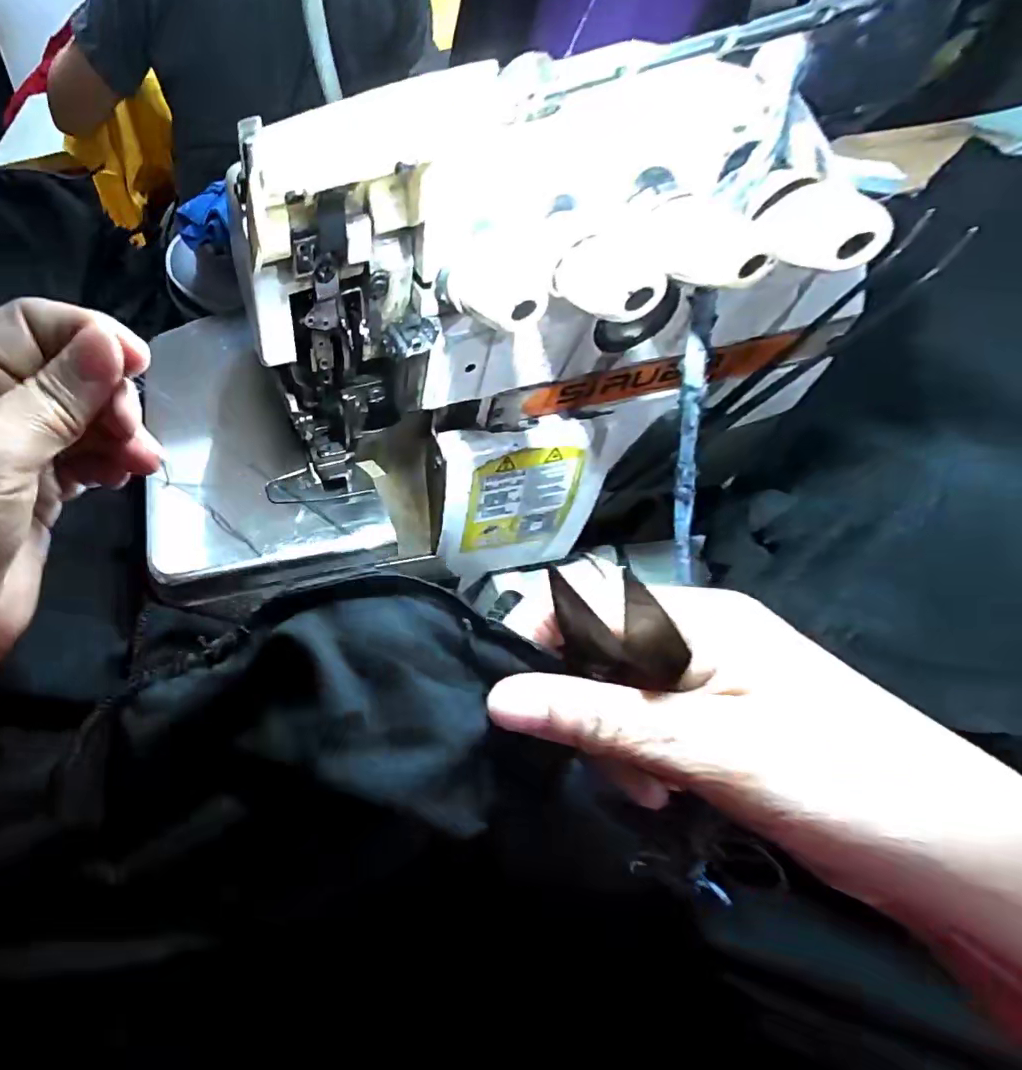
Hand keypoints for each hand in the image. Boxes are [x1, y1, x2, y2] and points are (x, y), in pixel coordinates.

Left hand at [0, 299, 160, 709]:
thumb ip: (57, 393)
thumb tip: (108, 340)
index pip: (27, 325)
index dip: (84, 333)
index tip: (136, 361)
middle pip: (59, 371)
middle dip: (103, 389)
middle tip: (130, 427)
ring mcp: (8, 456)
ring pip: (76, 418)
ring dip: (114, 429)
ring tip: (141, 458)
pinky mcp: (33, 498)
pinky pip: (79, 462)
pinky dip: (106, 461)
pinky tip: (128, 473)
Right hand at [487, 583, 1021, 915]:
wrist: (980, 870)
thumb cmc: (846, 785)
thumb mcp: (706, 749)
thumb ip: (594, 718)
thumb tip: (495, 698)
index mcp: (697, 619)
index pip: (581, 598)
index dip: (536, 636)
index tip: (516, 694)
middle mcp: (695, 637)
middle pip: (588, 647)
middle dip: (575, 701)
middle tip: (595, 755)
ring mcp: (705, 680)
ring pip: (606, 689)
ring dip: (603, 737)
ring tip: (638, 785)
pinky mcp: (711, 721)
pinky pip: (635, 721)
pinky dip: (629, 754)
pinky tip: (655, 789)